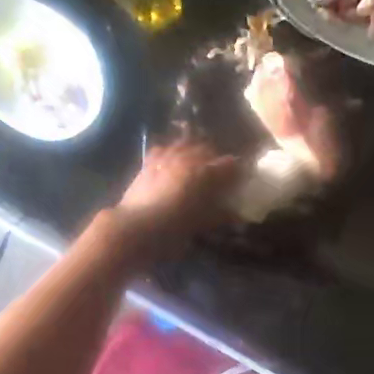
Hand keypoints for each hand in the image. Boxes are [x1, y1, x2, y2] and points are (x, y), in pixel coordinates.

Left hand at [109, 138, 239, 254]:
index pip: (230, 165)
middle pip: (208, 149)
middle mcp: (188, 158)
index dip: (238, 171)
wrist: (133, 227)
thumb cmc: (171, 229)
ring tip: (196, 163)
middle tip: (217, 173)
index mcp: (206, 173)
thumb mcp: (200, 224)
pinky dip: (171, 151)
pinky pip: (164, 149)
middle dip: (215, 158)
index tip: (240, 179)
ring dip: (194, 150)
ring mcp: (166, 157)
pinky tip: (171, 160)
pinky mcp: (148, 162)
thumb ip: (220, 215)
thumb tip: (237, 215)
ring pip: (186, 144)